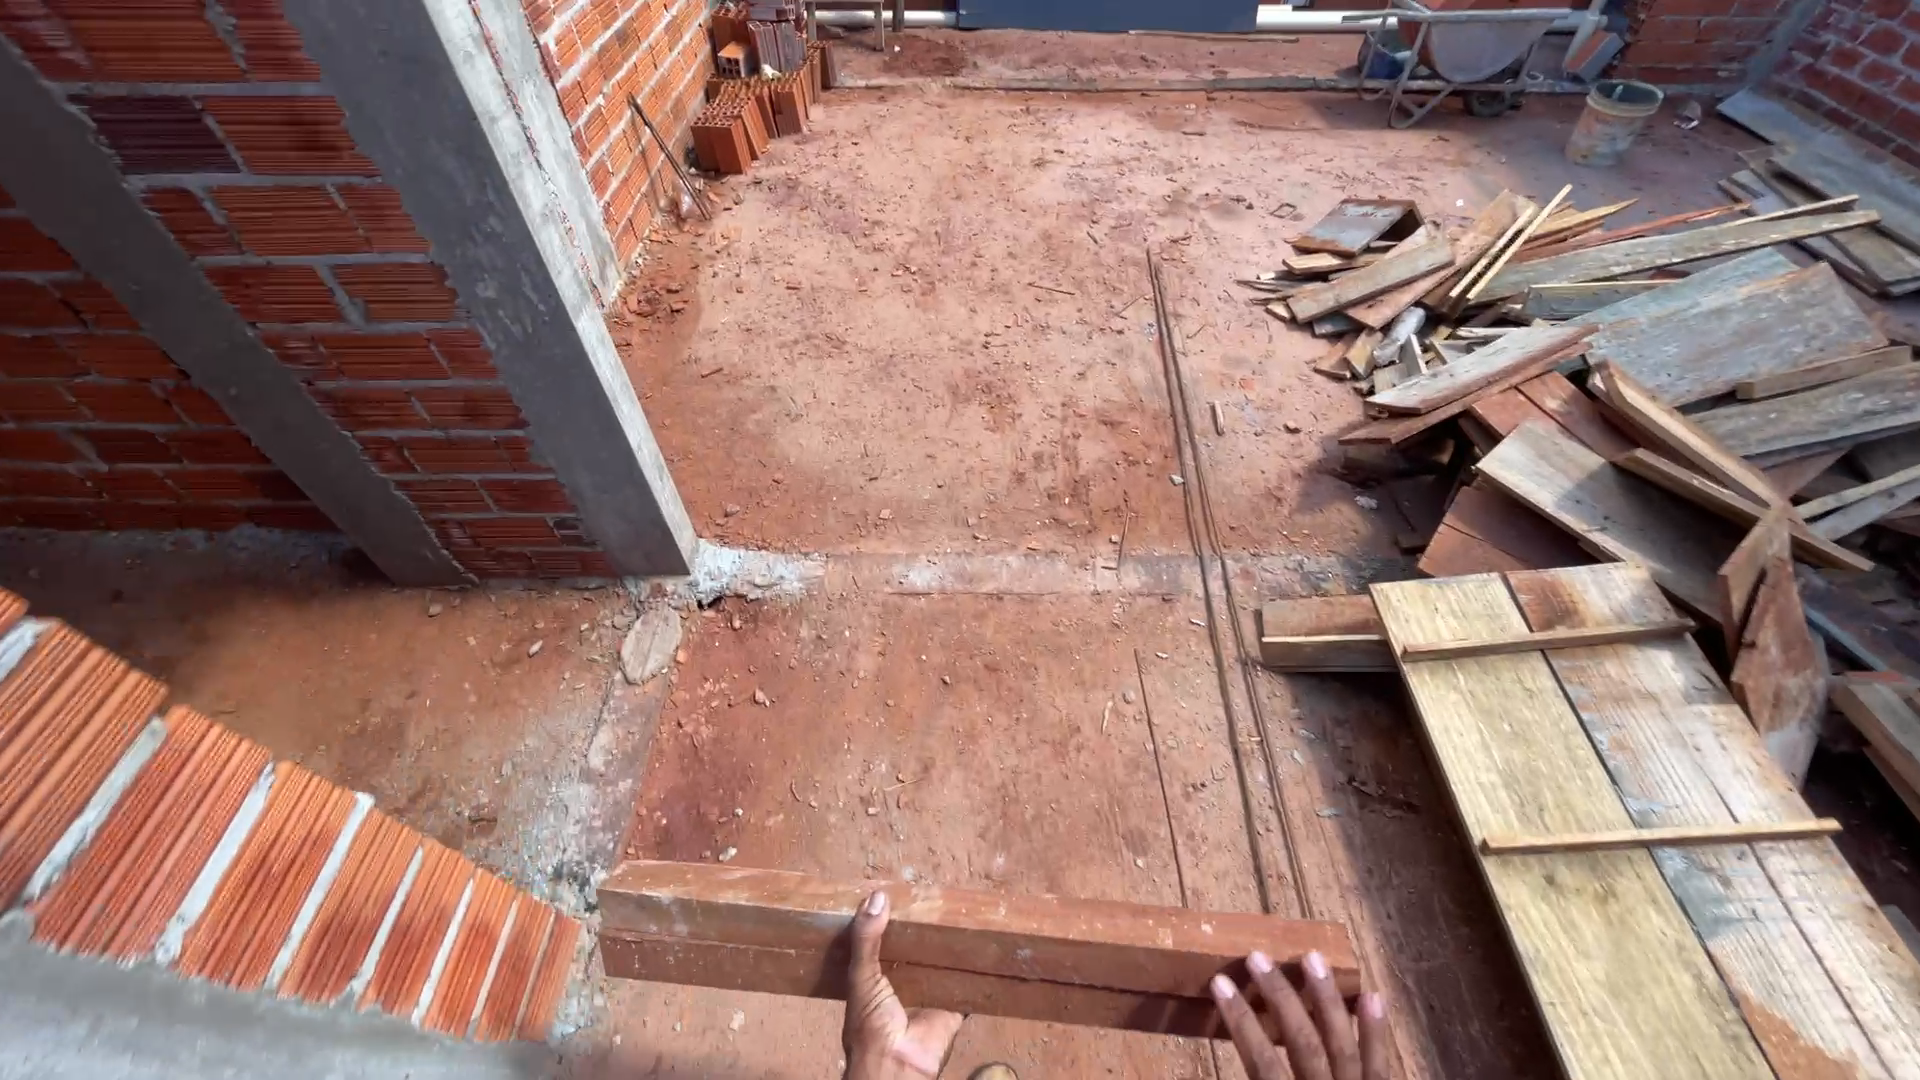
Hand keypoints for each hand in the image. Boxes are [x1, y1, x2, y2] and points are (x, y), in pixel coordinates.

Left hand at [844, 891, 964, 1079]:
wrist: (897, 1066)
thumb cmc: (870, 1023)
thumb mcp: (861, 977)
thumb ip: (866, 940)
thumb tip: (877, 896)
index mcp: (878, 976)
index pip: (886, 942)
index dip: (893, 920)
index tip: (903, 890)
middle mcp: (905, 982)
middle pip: (918, 950)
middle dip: (926, 930)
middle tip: (938, 896)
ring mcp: (931, 994)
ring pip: (942, 963)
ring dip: (951, 946)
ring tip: (963, 911)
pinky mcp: (954, 1005)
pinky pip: (967, 984)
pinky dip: (976, 969)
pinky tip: (984, 944)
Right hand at [1210, 949, 1389, 1079]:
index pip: (1261, 1063)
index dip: (1240, 1021)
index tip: (1218, 983)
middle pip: (1303, 1044)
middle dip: (1279, 998)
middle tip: (1257, 957)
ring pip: (1344, 1047)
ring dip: (1327, 999)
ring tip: (1312, 958)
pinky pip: (1384, 1068)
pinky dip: (1377, 1032)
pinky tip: (1372, 995)